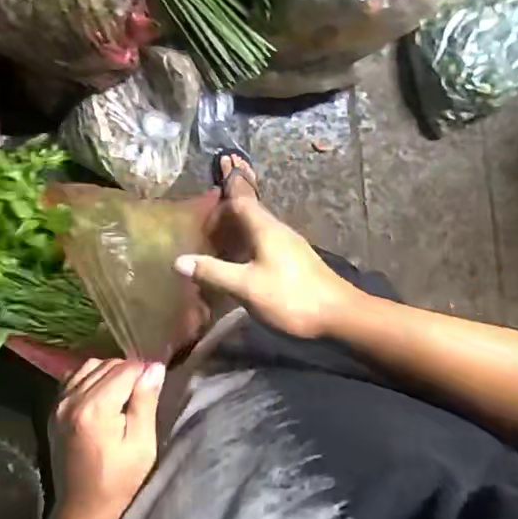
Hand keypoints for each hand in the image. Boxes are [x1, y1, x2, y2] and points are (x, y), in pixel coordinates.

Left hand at [51, 359, 162, 518]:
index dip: (145, 373)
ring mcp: (58, 404)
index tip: (156, 387)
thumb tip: (154, 367)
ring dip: (110, 372)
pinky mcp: (54, 410)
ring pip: (90, 366)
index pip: (126, 369)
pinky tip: (102, 395)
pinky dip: (90, 378)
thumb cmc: (119, 482)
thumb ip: (145, 402)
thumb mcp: (142, 445)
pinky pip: (74, 378)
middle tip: (143, 393)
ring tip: (124, 394)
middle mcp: (72, 399)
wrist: (82, 510)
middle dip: (129, 372)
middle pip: (107, 364)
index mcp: (95, 408)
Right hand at [173, 185, 357, 339]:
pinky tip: (241, 277)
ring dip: (235, 244)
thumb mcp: (245, 286)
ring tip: (216, 264)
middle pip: (246, 217)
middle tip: (203, 248)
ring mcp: (290, 246)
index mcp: (266, 228)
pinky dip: (247, 256)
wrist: (340, 316)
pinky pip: (265, 249)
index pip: (238, 202)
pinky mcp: (296, 263)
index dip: (217, 211)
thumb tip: (178, 260)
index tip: (200, 230)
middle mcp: (278, 231)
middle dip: (223, 229)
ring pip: (256, 235)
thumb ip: (212, 272)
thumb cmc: (290, 297)